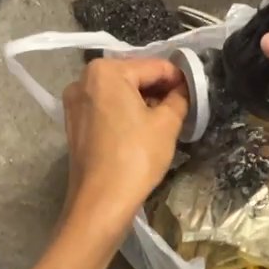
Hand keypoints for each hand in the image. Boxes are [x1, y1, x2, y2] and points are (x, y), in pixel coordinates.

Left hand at [61, 57, 188, 240]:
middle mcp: (83, 80)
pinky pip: (105, 110)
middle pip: (133, 77)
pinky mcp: (73, 125)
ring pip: (118, 94)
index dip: (179, 78)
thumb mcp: (167, 124)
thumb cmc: (136, 157)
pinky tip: (140, 132)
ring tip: (163, 122)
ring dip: (142, 103)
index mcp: (106, 71)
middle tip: (181, 109)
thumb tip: (183, 89)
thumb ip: (179, 98)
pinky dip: (124, 115)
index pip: (154, 66)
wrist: (101, 202)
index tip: (195, 92)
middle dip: (158, 91)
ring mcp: (74, 103)